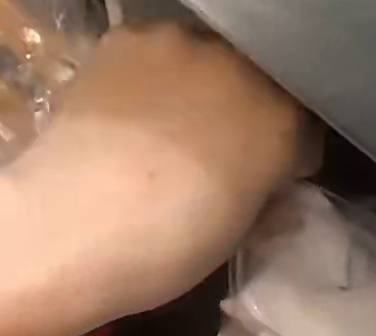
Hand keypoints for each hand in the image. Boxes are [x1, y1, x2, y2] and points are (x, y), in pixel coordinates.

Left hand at [7, 24, 315, 318]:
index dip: (290, 164)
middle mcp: (238, 69)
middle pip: (258, 90)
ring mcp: (179, 45)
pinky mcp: (125, 41)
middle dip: (247, 123)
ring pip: (206, 68)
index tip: (272, 188)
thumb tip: (277, 200)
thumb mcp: (227, 245)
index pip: (305, 134)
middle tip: (218, 163)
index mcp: (278, 125)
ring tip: (167, 141)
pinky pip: (155, 59)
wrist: (70, 230)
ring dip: (200, 97)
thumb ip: (263, 210)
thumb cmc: (161, 255)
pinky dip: (153, 86)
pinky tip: (130, 124)